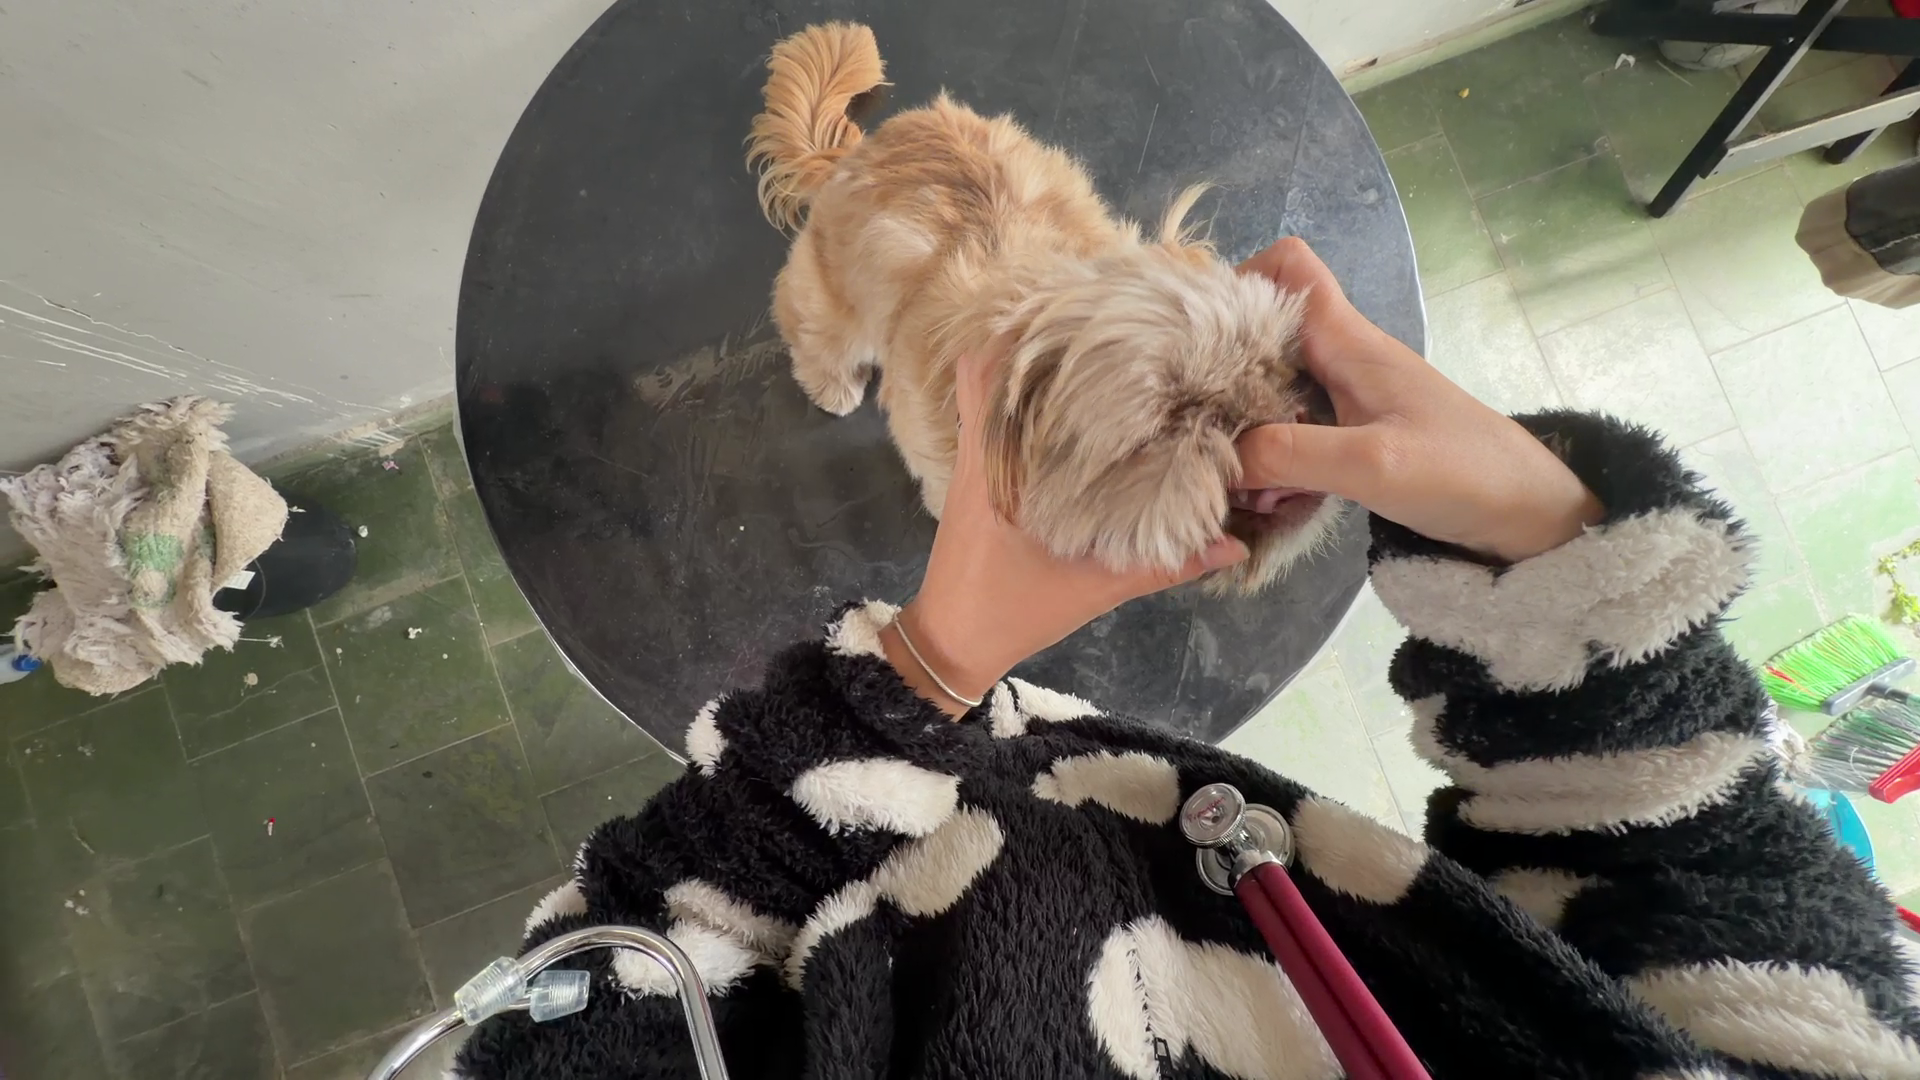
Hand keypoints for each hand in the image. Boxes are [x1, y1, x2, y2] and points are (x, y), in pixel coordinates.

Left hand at [884, 345, 1248, 715]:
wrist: (954, 642)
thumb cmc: (1011, 611)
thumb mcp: (1093, 587)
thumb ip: (1163, 564)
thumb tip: (1235, 542)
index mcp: (995, 465)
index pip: (986, 373)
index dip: (1022, 333)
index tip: (1077, 313)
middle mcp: (978, 453)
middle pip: (986, 369)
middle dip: (1032, 339)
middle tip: (1094, 325)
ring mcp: (971, 468)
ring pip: (987, 396)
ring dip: (1025, 372)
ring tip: (1085, 354)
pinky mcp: (974, 485)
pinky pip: (990, 427)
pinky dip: (1018, 408)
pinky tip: (1063, 409)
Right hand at [1233, 238, 1602, 562]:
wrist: (1527, 515)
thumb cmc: (1462, 473)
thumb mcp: (1372, 464)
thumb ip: (1289, 454)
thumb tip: (1219, 459)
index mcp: (1347, 340)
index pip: (1287, 267)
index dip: (1238, 282)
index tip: (1198, 335)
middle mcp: (1337, 357)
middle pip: (1258, 331)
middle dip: (1217, 367)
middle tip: (1189, 414)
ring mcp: (1338, 397)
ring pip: (1263, 384)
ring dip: (1235, 421)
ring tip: (1220, 466)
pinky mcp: (1341, 433)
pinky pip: (1280, 427)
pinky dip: (1259, 454)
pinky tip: (1256, 489)